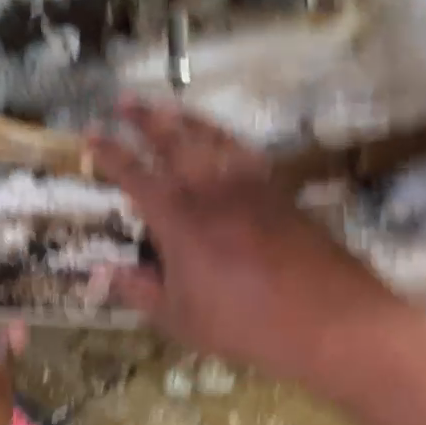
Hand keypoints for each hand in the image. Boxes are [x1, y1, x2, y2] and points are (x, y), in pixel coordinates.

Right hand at [90, 100, 415, 385]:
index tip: (89, 135)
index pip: (134, 175)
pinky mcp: (282, 195)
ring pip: (214, 139)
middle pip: (175, 141)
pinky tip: (221, 140)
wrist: (335, 324)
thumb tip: (104, 271)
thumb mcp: (178, 318)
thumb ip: (138, 290)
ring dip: (185, 119)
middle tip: (124, 100)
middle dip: (145, 119)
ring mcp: (252, 189)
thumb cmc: (246, 324)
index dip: (109, 153)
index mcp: (179, 220)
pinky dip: (225, 139)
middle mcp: (212, 192)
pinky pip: (246, 153)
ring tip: (166, 107)